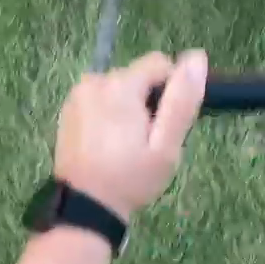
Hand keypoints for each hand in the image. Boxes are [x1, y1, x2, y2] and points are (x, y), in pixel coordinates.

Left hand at [54, 50, 207, 219]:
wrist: (86, 207)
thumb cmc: (131, 178)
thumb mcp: (166, 146)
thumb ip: (182, 100)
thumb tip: (197, 57)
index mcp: (120, 85)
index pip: (160, 64)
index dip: (171, 91)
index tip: (166, 126)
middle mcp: (95, 81)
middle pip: (136, 78)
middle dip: (147, 103)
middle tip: (146, 143)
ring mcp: (77, 96)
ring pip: (117, 90)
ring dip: (127, 109)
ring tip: (126, 147)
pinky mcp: (67, 112)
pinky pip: (98, 102)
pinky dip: (107, 117)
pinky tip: (107, 146)